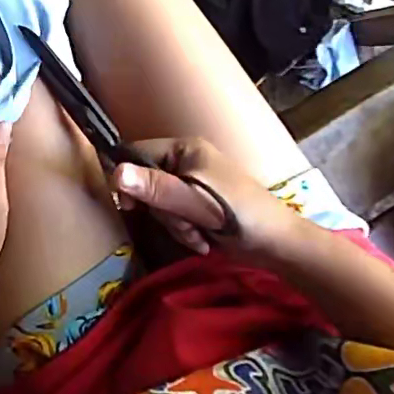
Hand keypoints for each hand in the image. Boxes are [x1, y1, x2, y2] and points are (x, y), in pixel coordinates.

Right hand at [108, 137, 316, 266]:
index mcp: (184, 149)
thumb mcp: (194, 201)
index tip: (130, 206)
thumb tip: (115, 173)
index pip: (137, 153)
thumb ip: (155, 187)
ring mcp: (193, 183)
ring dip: (177, 226)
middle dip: (164, 212)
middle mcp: (186, 161)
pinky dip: (186, 232)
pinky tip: (204, 240)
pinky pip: (175, 217)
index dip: (129, 179)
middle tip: (185, 223)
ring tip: (200, 234)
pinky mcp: (200, 205)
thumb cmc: (239, 214)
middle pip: (147, 184)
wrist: (278, 244)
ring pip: (160, 205)